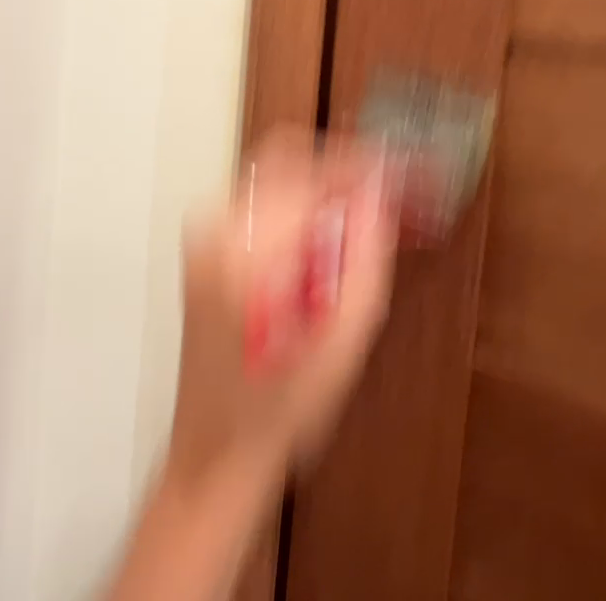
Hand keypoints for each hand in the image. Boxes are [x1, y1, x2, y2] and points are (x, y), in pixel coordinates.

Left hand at [165, 129, 398, 495]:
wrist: (216, 446)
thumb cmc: (274, 411)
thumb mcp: (345, 339)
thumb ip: (367, 256)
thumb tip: (378, 200)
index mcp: (249, 252)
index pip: (315, 172)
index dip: (367, 166)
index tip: (401, 170)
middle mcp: (217, 234)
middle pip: (289, 158)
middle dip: (342, 170)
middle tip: (384, 190)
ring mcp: (204, 239)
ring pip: (275, 176)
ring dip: (321, 191)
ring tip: (358, 227)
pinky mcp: (205, 249)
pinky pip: (260, 202)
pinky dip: (299, 209)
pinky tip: (324, 245)